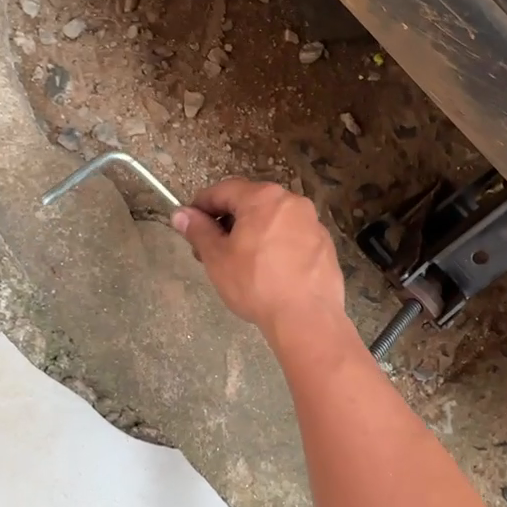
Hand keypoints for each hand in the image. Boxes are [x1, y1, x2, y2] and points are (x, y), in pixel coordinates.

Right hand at [171, 178, 347, 347]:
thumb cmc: (256, 284)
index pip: (223, 190)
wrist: (306, 317)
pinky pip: (292, 237)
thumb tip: (181, 215)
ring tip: (240, 263)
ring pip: (273, 220)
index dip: (201, 205)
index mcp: (263, 198)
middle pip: (250, 203)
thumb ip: (198, 231)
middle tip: (211, 249)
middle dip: (227, 221)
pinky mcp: (325, 244)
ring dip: (252, 233)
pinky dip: (276, 246)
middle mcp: (291, 201)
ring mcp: (312, 222)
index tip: (189, 224)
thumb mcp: (217, 258)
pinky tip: (269, 272)